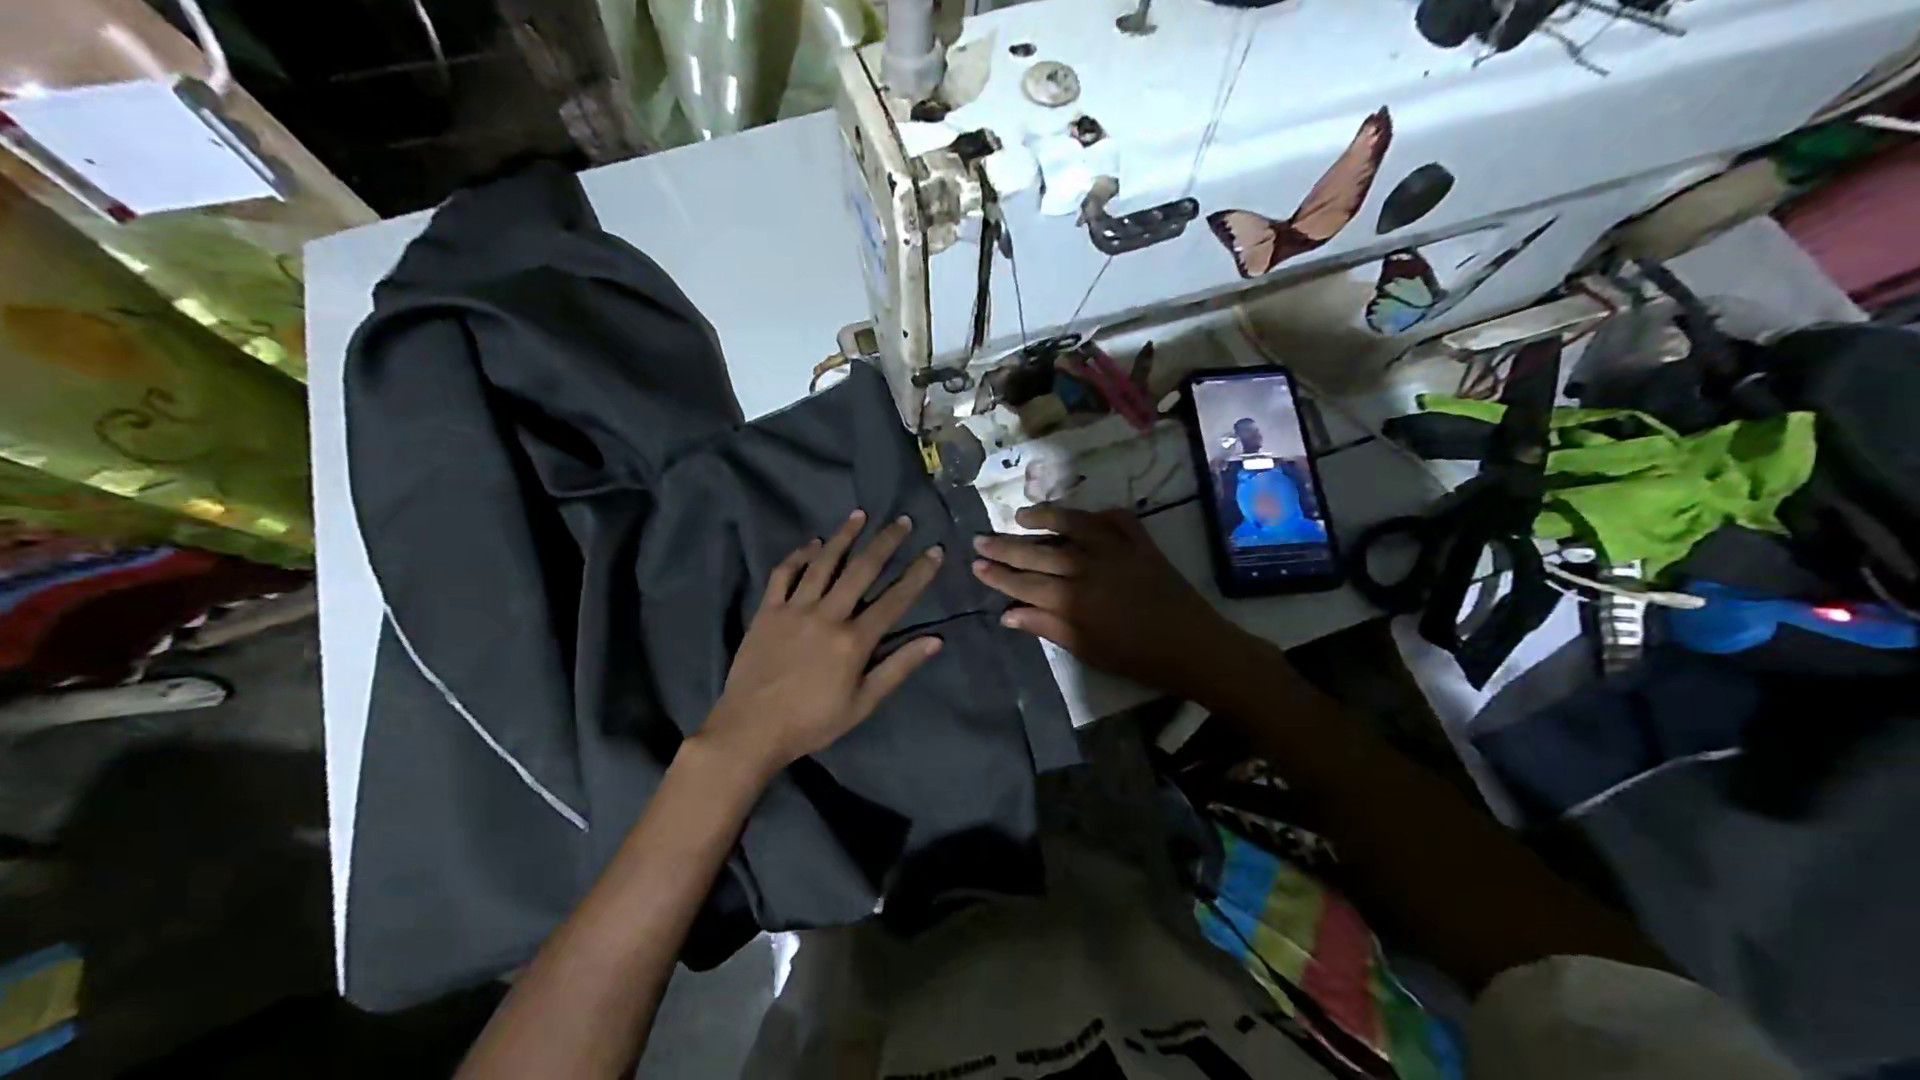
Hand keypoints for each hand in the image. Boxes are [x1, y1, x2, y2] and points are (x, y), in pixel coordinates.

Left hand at [700, 510, 944, 774]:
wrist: (751, 729)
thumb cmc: (812, 722)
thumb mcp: (863, 703)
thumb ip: (898, 668)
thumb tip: (935, 641)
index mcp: (854, 640)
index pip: (895, 599)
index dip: (918, 574)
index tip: (935, 550)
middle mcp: (827, 615)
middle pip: (861, 569)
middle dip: (886, 542)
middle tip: (903, 520)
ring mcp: (794, 609)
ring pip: (823, 563)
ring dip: (844, 536)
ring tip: (860, 516)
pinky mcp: (767, 611)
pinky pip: (784, 574)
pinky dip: (799, 555)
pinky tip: (813, 543)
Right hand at [972, 504, 1249, 699]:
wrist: (1193, 646)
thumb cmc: (1136, 657)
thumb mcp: (1086, 649)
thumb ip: (1046, 627)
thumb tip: (1007, 614)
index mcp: (1074, 599)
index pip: (1024, 582)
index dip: (998, 574)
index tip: (975, 564)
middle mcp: (1090, 567)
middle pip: (1039, 552)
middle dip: (1006, 546)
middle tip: (980, 538)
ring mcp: (1117, 550)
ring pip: (1072, 524)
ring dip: (1044, 517)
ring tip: (1019, 515)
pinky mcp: (1141, 543)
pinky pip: (1115, 519)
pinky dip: (1097, 514)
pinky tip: (1082, 516)